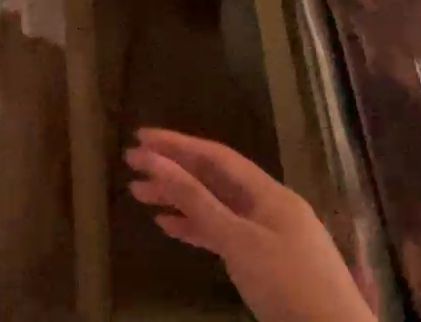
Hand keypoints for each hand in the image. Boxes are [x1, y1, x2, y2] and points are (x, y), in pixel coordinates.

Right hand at [126, 128, 372, 321]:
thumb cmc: (288, 284)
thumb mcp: (237, 239)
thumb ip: (193, 198)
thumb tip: (152, 158)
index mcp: (271, 196)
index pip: (217, 156)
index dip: (177, 143)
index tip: (140, 136)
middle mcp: (271, 209)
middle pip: (214, 180)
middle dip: (172, 171)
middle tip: (131, 164)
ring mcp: (271, 237)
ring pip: (216, 207)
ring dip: (178, 199)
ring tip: (140, 195)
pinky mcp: (267, 263)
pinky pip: (224, 233)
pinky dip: (196, 228)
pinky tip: (169, 227)